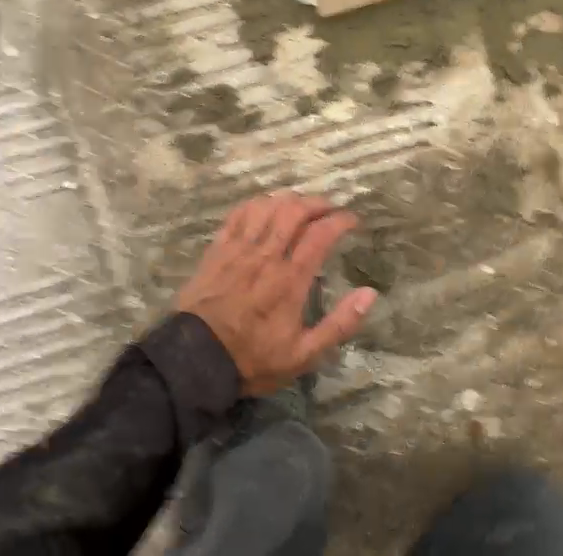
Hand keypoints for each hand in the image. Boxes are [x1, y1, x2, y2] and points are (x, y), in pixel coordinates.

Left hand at [175, 191, 378, 396]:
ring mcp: (238, 250)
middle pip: (294, 210)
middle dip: (317, 203)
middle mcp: (266, 256)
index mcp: (290, 279)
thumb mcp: (303, 355)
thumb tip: (370, 294)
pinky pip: (237, 214)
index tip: (352, 221)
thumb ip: (339, 324)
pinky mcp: (217, 251)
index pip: (321, 234)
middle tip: (329, 209)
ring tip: (299, 207)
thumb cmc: (251, 360)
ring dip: (288, 199)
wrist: (193, 364)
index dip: (341, 220)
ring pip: (266, 206)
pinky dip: (255, 205)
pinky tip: (264, 209)